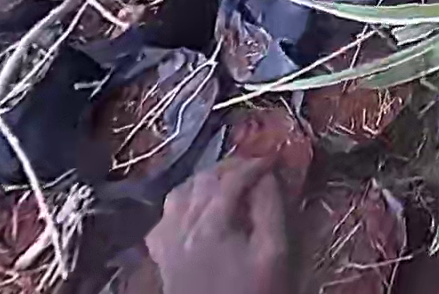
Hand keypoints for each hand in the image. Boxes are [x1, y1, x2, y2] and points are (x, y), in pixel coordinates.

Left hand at [146, 156, 291, 293]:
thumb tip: (266, 175)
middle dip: (231, 167)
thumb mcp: (273, 250)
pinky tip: (197, 211)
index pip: (232, 178)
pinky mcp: (163, 263)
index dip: (255, 163)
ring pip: (178, 195)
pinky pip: (164, 222)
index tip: (275, 159)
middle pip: (202, 181)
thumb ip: (270, 207)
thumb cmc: (253, 291)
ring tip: (228, 182)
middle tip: (256, 168)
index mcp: (210, 226)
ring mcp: (168, 247)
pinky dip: (181, 206)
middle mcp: (182, 230)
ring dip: (203, 182)